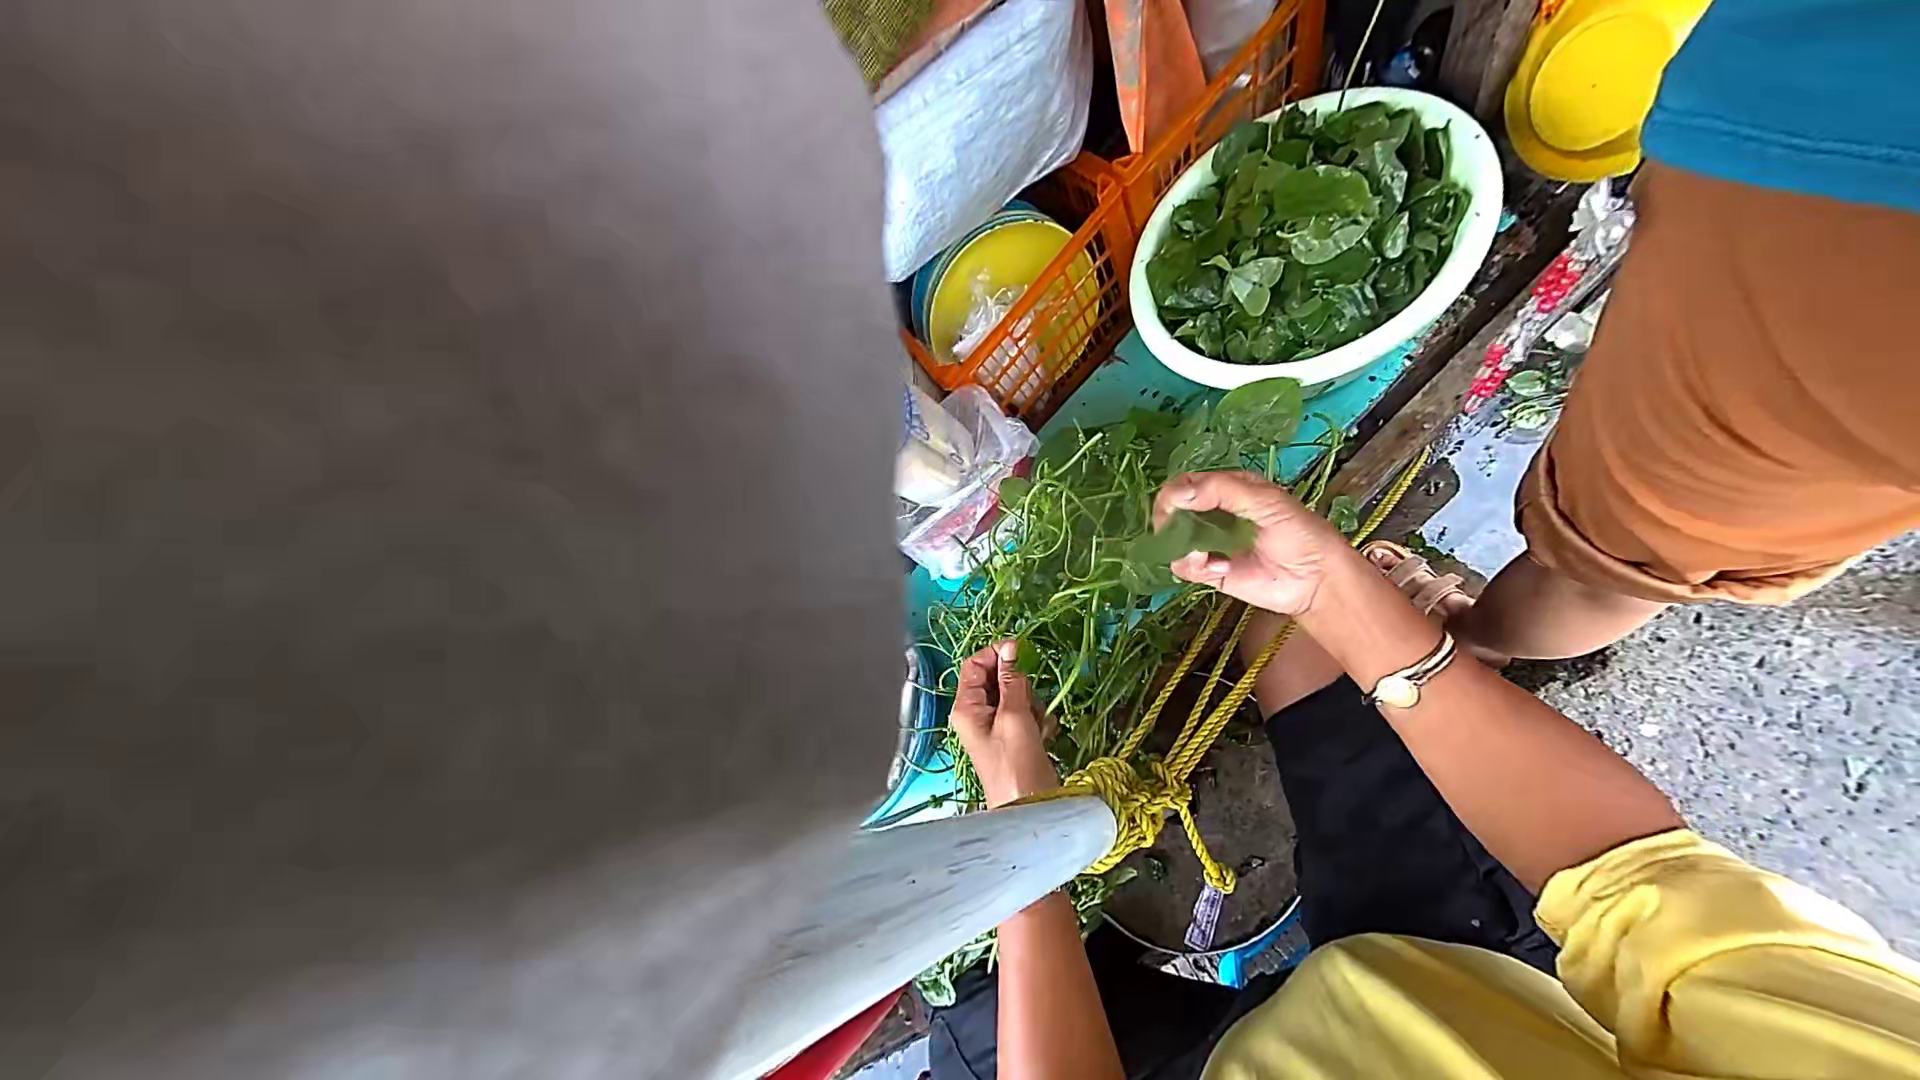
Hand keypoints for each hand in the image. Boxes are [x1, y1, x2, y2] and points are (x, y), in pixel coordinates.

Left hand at [951, 640, 1059, 807]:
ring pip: (1016, 694)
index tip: (1021, 651)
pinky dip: (1037, 719)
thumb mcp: (1014, 716)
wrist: (1031, 809)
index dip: (996, 654)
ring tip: (1036, 726)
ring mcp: (995, 725)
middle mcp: (976, 713)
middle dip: (1020, 687)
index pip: (974, 664)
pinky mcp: (1013, 736)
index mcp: (966, 707)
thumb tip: (1009, 645)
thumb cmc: (1017, 765)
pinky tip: (1043, 735)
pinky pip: (1026, 712)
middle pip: (998, 678)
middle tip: (1028, 706)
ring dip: (1032, 704)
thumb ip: (1012, 679)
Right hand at [1153, 471, 1347, 616]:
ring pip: (1173, 540)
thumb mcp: (1266, 502)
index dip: (1174, 493)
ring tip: (1206, 556)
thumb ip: (1222, 491)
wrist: (1318, 582)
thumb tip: (1176, 496)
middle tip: (1178, 532)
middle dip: (1170, 521)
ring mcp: (1209, 543)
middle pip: (1172, 510)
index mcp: (1227, 489)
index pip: (1186, 484)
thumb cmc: (1301, 534)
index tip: (1173, 507)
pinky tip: (1221, 569)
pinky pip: (1183, 566)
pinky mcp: (1209, 571)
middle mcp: (1213, 514)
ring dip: (1183, 547)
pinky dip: (1194, 567)